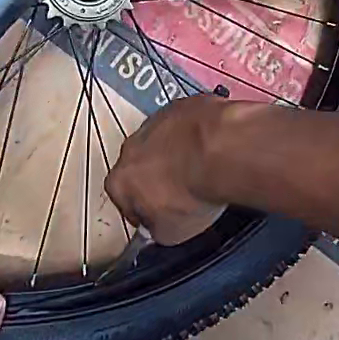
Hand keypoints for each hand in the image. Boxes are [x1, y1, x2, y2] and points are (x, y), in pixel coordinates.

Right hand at [106, 94, 239, 244]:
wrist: (219, 151)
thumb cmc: (190, 196)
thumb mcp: (172, 233)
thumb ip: (157, 229)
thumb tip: (158, 226)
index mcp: (119, 181)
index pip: (123, 202)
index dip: (143, 211)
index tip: (160, 216)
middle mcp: (129, 148)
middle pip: (139, 167)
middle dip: (157, 177)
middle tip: (183, 191)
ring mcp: (154, 122)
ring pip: (161, 142)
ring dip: (175, 153)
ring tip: (202, 168)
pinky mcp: (179, 106)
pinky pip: (183, 124)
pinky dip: (194, 134)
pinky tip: (212, 147)